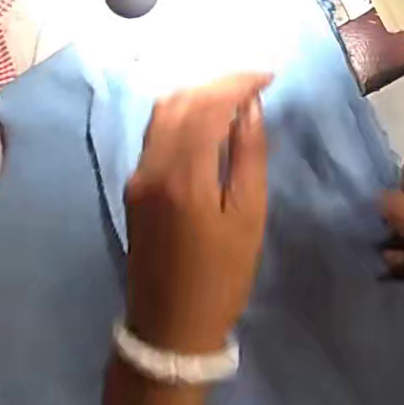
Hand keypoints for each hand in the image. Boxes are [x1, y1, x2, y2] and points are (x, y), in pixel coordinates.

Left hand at [124, 73, 271, 353]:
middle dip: (219, 84)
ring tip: (236, 96)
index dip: (239, 84)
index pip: (208, 106)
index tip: (269, 77)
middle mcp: (151, 166)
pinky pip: (157, 132)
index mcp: (183, 174)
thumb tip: (250, 108)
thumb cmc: (222, 274)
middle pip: (180, 101)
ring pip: (163, 113)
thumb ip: (248, 154)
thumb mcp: (249, 214)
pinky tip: (210, 120)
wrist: (170, 327)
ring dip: (199, 94)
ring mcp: (138, 176)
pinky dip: (185, 113)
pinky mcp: (135, 186)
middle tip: (255, 83)